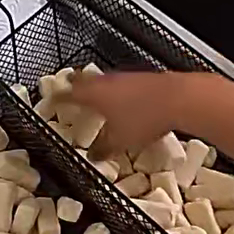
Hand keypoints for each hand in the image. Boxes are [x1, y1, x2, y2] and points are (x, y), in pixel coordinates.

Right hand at [69, 71, 222, 154]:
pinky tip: (128, 102)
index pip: (69, 93)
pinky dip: (120, 92)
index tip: (52, 97)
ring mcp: (129, 78)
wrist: (180, 99)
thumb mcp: (119, 141)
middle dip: (77, 86)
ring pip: (107, 81)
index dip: (59, 96)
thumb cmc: (146, 116)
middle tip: (71, 89)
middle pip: (87, 81)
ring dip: (100, 88)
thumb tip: (96, 155)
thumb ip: (104, 148)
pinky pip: (126, 85)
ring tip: (98, 97)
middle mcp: (109, 81)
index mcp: (95, 94)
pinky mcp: (147, 80)